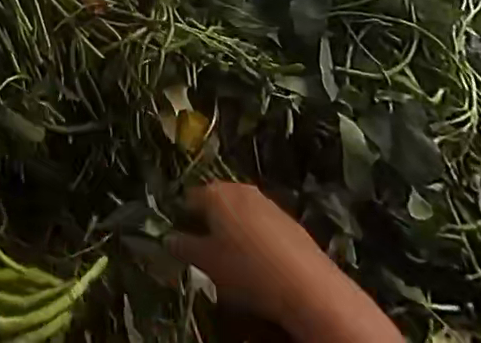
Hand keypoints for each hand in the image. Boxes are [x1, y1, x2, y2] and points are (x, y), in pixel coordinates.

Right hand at [167, 183, 400, 342]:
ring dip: (236, 233)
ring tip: (237, 263)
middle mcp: (240, 190)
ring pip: (242, 216)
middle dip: (210, 225)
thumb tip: (168, 238)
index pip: (187, 199)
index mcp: (214, 192)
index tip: (183, 241)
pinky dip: (259, 242)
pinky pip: (265, 229)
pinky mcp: (294, 225)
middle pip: (216, 204)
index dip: (182, 220)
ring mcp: (270, 205)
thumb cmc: (248, 270)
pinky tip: (263, 268)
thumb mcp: (205, 263)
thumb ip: (181, 246)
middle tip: (209, 253)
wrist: (312, 292)